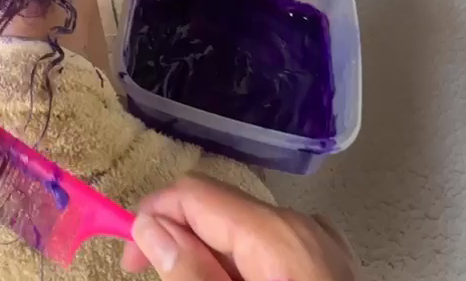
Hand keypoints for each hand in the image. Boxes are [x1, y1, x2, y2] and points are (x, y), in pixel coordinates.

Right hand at [120, 176, 354, 280]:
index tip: (131, 265)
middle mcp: (303, 226)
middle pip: (218, 211)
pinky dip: (244, 269)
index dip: (153, 218)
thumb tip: (150, 228)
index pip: (194, 193)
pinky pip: (273, 253)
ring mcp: (325, 247)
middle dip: (182, 244)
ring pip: (243, 234)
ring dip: (211, 261)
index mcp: (277, 234)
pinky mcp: (335, 270)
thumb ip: (192, 276)